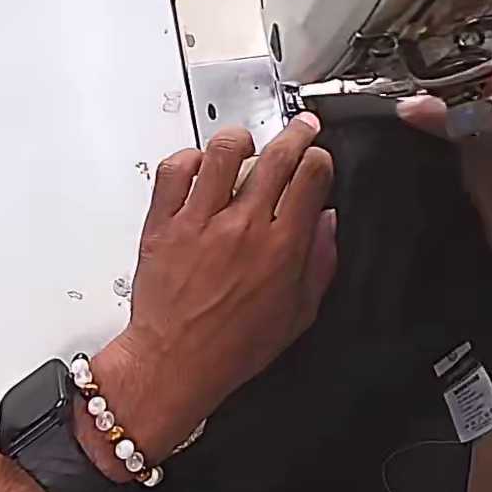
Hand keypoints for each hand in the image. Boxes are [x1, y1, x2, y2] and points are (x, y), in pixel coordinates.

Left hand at [85, 116, 336, 473]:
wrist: (175, 361)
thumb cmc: (232, 346)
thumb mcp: (297, 314)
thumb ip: (319, 264)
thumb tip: (327, 224)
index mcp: (281, 249)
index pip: (312, 176)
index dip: (321, 159)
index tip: (318, 159)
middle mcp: (243, 228)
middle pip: (277, 155)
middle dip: (296, 134)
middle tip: (299, 130)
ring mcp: (200, 222)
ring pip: (223, 151)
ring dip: (242, 139)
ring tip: (246, 144)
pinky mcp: (164, 224)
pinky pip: (174, 171)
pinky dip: (188, 158)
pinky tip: (199, 165)